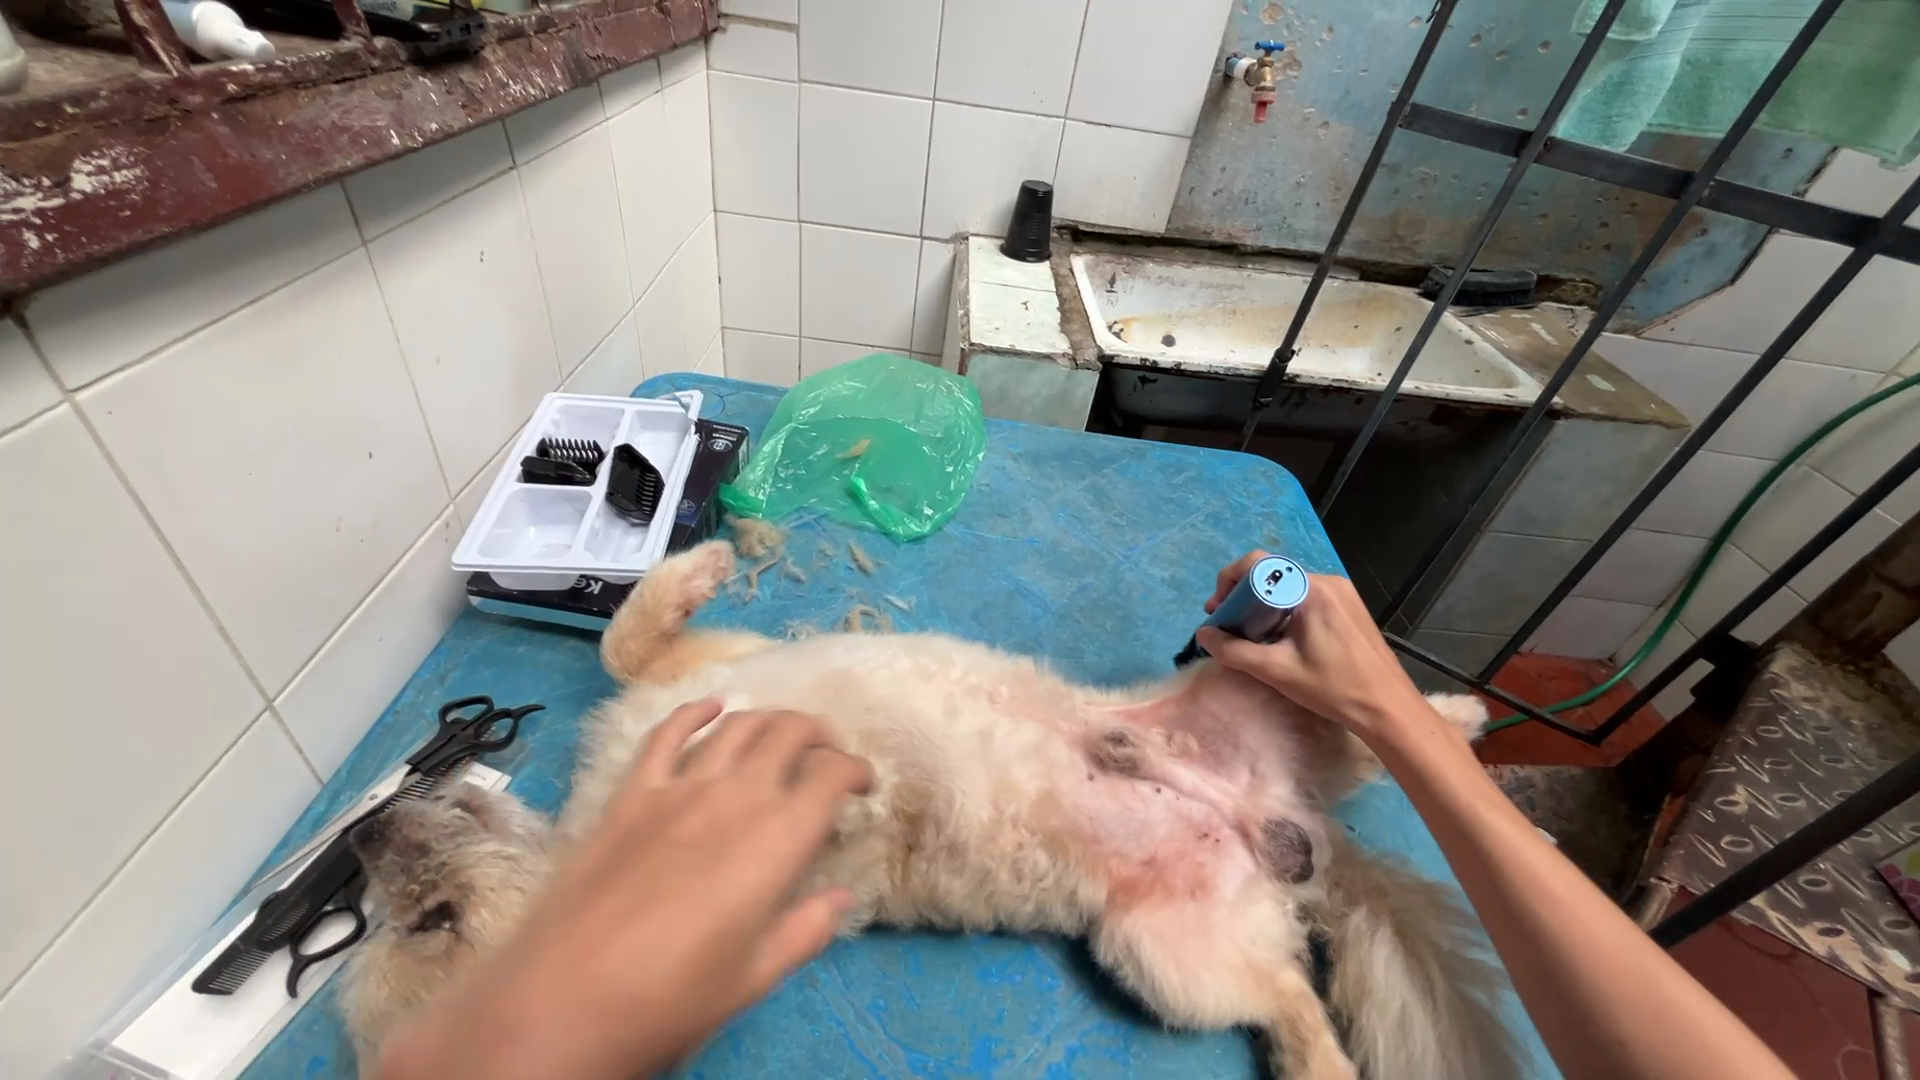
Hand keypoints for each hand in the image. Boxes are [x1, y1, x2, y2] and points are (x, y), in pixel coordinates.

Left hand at [378, 701, 874, 1079]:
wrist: (556, 1006)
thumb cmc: (668, 1001)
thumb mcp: (753, 978)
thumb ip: (806, 930)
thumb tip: (842, 898)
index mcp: (777, 840)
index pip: (832, 776)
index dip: (856, 770)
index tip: (861, 784)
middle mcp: (736, 797)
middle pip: (790, 732)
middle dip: (820, 734)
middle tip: (827, 753)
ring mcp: (679, 788)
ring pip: (738, 724)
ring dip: (769, 719)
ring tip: (781, 733)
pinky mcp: (631, 793)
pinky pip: (667, 734)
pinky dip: (694, 712)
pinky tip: (712, 706)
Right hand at [1197, 552, 1429, 739]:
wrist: (1389, 709)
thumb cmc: (1333, 688)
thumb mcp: (1276, 671)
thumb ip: (1234, 651)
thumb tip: (1204, 635)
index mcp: (1310, 590)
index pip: (1258, 563)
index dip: (1228, 581)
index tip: (1218, 612)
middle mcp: (1327, 582)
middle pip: (1271, 574)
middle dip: (1242, 597)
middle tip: (1229, 627)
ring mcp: (1341, 593)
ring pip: (1287, 587)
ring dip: (1262, 606)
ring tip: (1252, 637)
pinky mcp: (1348, 606)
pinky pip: (1304, 597)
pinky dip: (1283, 611)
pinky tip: (1281, 639)